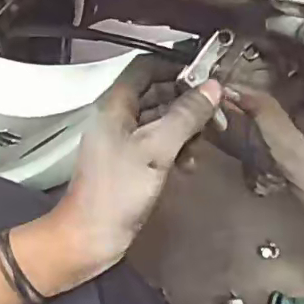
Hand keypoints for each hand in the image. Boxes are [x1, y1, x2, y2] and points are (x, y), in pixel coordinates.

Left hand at [21, 57, 222, 295]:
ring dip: (184, 128)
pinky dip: (176, 149)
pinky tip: (189, 164)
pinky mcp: (130, 164)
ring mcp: (123, 141)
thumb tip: (212, 88)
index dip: (174, 66)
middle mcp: (118, 118)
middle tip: (214, 113)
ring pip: (160, 120)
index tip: (205, 76)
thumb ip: (185, 115)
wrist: (89, 237)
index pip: (145, 67)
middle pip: (156, 93)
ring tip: (204, 143)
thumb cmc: (118, 190)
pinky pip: (158, 145)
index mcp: (115, 105)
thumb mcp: (156, 148)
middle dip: (186, 101)